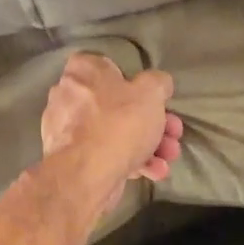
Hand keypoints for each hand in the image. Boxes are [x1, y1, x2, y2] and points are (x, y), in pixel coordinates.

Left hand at [40, 52, 184, 191]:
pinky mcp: (74, 158)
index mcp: (84, 70)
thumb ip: (159, 83)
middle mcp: (70, 95)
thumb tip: (160, 84)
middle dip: (153, 124)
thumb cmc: (120, 123)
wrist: (87, 175)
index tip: (159, 104)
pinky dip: (131, 161)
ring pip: (116, 133)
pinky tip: (154, 173)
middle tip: (173, 135)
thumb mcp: (151, 93)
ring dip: (148, 146)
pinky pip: (106, 154)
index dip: (141, 87)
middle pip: (120, 106)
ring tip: (169, 158)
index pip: (114, 69)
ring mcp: (70, 130)